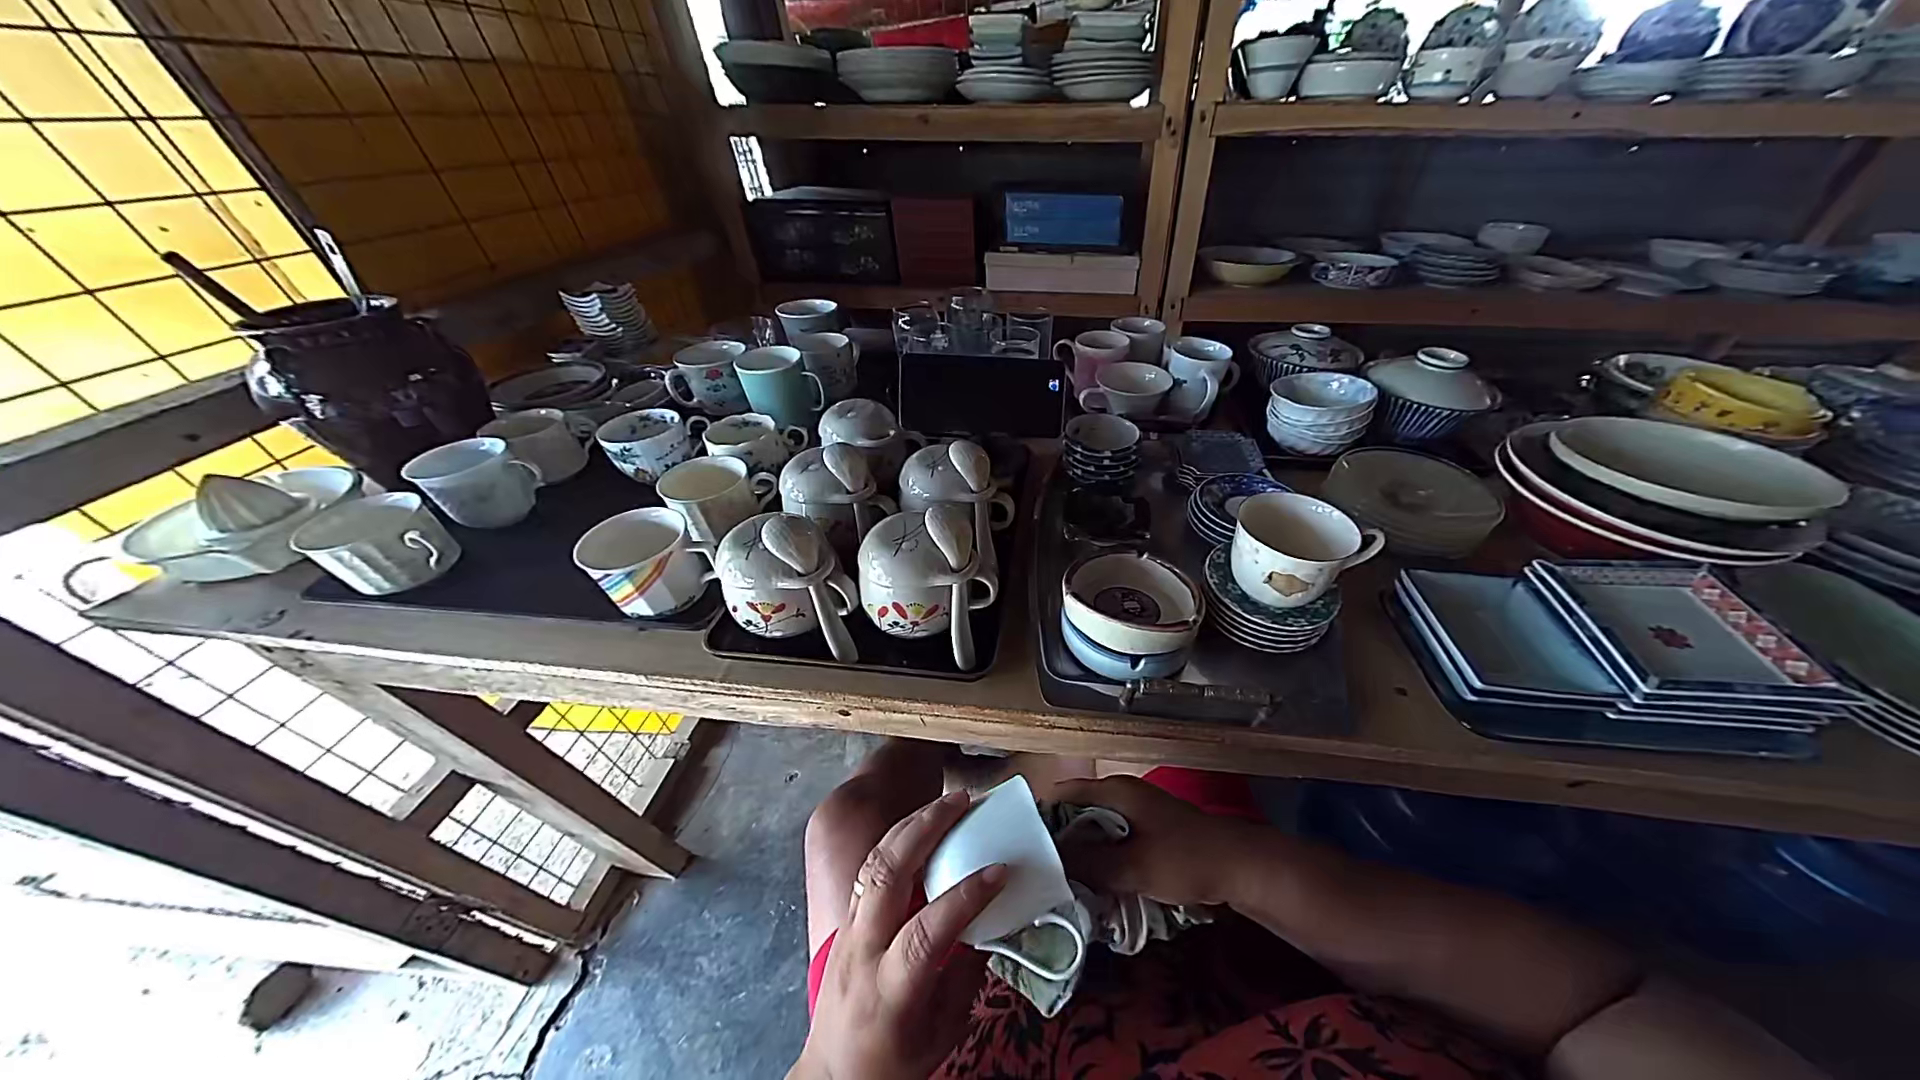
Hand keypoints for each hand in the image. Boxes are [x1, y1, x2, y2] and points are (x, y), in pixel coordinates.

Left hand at [791, 790, 1008, 1079]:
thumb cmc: (895, 1060)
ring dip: (911, 823)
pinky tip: (921, 824)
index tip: (1000, 871)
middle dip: (926, 828)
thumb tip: (994, 919)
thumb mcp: (944, 1030)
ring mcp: (848, 927)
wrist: (834, 1073)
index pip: (926, 931)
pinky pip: (870, 867)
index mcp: (891, 989)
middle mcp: (863, 948)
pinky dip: (897, 838)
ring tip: (945, 802)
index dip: (965, 897)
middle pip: (887, 873)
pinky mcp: (845, 916)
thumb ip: (968, 972)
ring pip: (874, 860)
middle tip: (962, 802)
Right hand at [1049, 776, 1251, 907]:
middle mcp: (1121, 794)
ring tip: (1056, 875)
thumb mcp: (1133, 866)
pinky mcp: (1147, 830)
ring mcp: (1136, 811)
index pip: (1063, 792)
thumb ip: (1089, 862)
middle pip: (1076, 810)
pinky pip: (1111, 838)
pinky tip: (1090, 879)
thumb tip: (1048, 859)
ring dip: (1079, 849)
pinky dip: (1099, 855)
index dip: (1040, 812)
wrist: (1240, 867)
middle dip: (1057, 836)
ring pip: (1094, 827)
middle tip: (1034, 863)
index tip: (1020, 838)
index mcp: (1115, 790)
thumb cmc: (1185, 859)